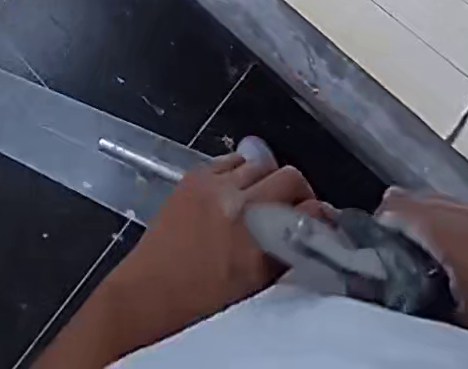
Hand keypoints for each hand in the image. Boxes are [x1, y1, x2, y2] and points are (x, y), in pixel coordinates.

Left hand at [34, 143, 316, 367]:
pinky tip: (236, 191)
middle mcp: (239, 203)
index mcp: (257, 241)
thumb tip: (318, 222)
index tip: (323, 222)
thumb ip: (289, 253)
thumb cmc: (203, 307)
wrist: (145, 301)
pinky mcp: (193, 176)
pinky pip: (231, 160)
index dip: (321, 214)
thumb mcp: (256, 288)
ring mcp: (213, 184)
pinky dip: (240, 172)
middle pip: (288, 175)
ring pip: (260, 162)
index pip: (309, 209)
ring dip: (267, 179)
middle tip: (295, 210)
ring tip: (263, 200)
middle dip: (298, 191)